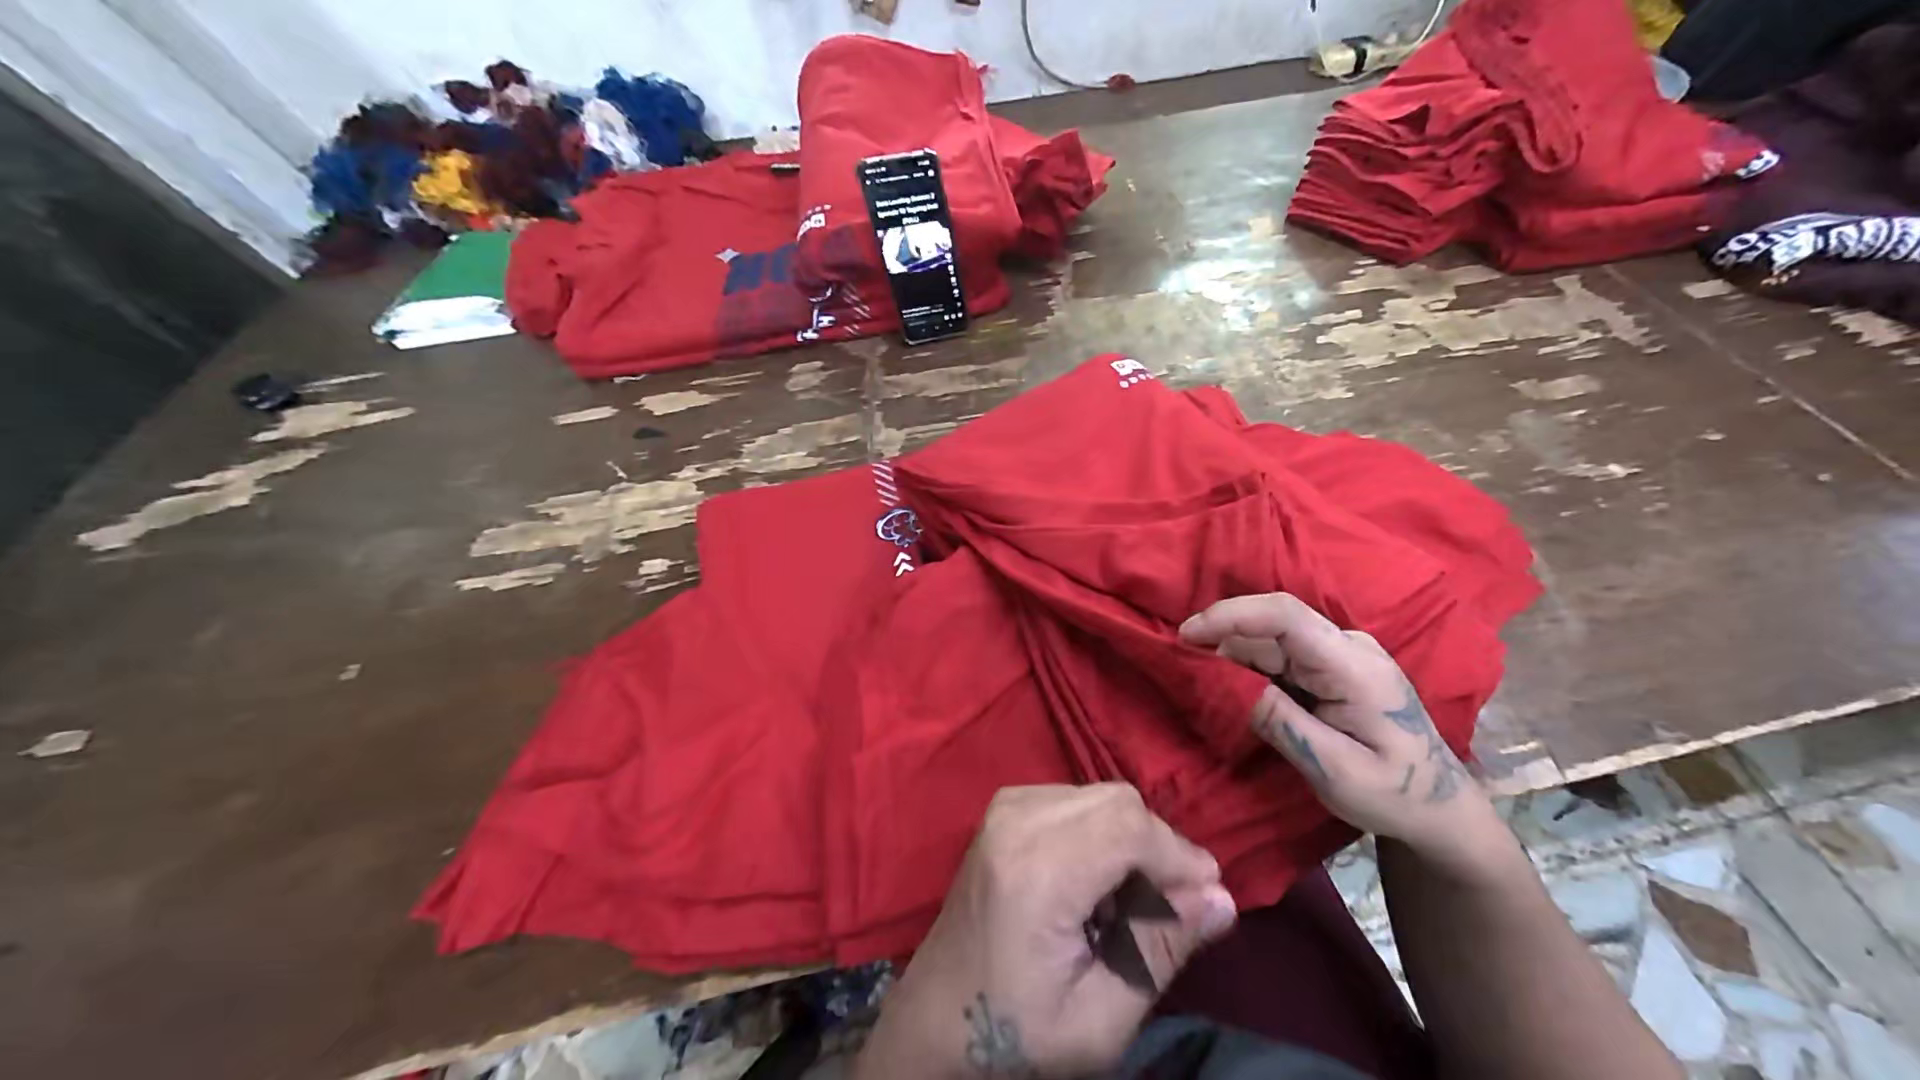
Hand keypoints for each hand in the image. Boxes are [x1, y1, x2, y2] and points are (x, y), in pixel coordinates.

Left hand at [854, 784, 1237, 1079]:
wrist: (936, 1019)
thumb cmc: (1015, 1032)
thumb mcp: (1098, 1019)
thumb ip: (1160, 951)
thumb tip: (1222, 898)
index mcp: (1037, 870)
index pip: (1131, 828)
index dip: (1180, 858)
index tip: (1206, 903)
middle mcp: (1017, 821)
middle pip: (1119, 802)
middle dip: (1159, 848)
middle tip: (1167, 911)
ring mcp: (1005, 808)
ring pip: (1101, 796)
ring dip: (1130, 841)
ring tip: (1123, 905)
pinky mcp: (1003, 808)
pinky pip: (1075, 799)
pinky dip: (1101, 831)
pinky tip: (1091, 882)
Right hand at [1179, 593, 1515, 879]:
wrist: (1441, 808)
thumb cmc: (1395, 794)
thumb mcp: (1334, 768)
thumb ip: (1280, 722)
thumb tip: (1225, 686)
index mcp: (1353, 666)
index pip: (1286, 616)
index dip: (1231, 615)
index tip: (1186, 634)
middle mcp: (1347, 647)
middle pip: (1271, 626)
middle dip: (1222, 641)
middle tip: (1184, 672)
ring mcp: (1340, 654)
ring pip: (1270, 640)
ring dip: (1232, 657)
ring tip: (1203, 688)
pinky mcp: (1331, 666)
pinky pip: (1280, 655)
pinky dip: (1248, 669)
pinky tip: (1231, 692)